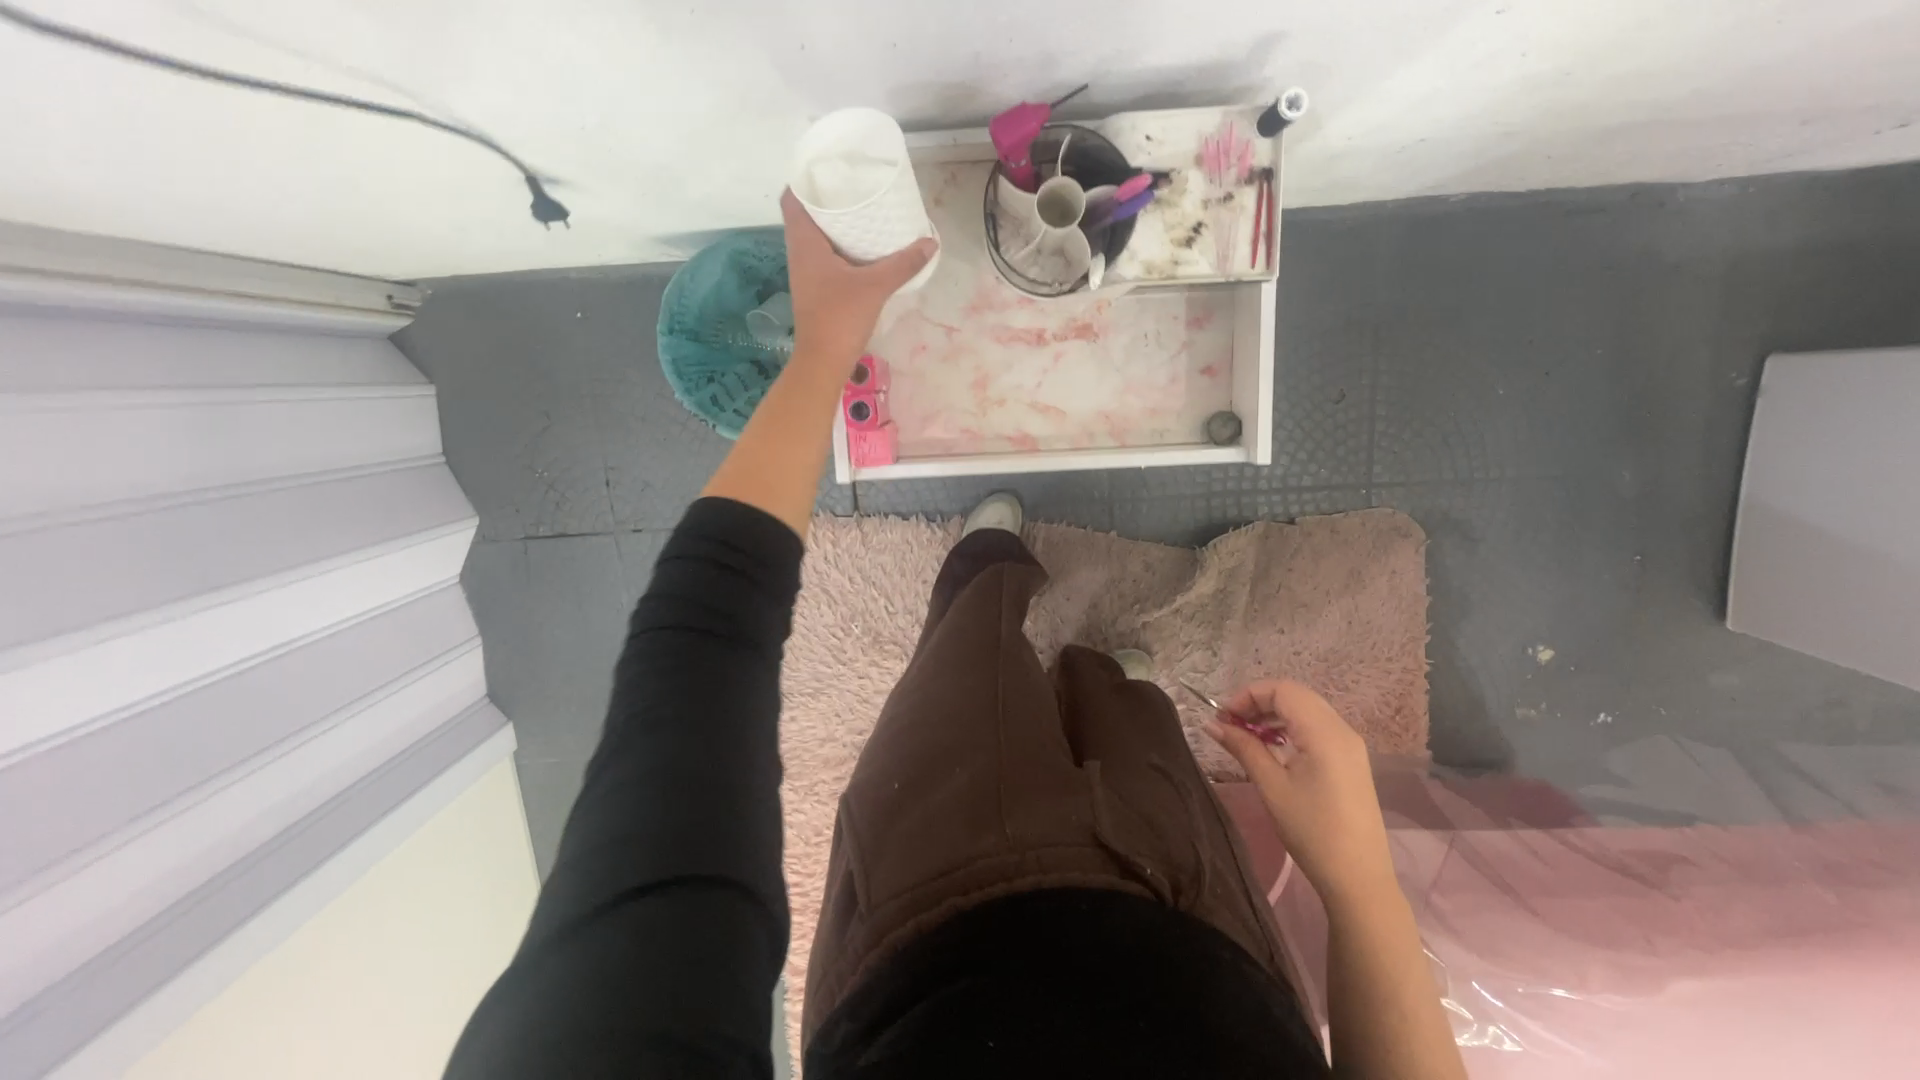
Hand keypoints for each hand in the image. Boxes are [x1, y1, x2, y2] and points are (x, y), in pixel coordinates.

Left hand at [780, 189, 937, 369]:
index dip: (804, 179)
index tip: (828, 168)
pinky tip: (862, 249)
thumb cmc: (840, 317)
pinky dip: (839, 246)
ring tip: (860, 212)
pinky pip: (824, 256)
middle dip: (826, 199)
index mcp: (804, 243)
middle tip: (853, 186)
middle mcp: (799, 253)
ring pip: (815, 237)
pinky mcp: (816, 289)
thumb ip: (903, 264)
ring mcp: (806, 273)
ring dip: (833, 224)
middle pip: (805, 214)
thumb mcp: (875, 286)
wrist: (823, 360)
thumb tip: (930, 243)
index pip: (791, 198)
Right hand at [1205, 679, 1396, 907]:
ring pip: (1307, 710)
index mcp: (1324, 733)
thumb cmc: (1311, 830)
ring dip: (1274, 715)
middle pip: (1296, 696)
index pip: (1283, 690)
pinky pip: (1317, 728)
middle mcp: (1342, 730)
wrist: (1358, 876)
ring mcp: (1350, 745)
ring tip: (1247, 736)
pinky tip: (1273, 748)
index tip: (1223, 717)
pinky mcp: (1351, 760)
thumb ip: (1243, 748)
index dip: (1248, 695)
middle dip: (1259, 702)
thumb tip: (1212, 725)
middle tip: (1230, 725)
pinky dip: (1291, 728)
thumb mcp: (1271, 786)